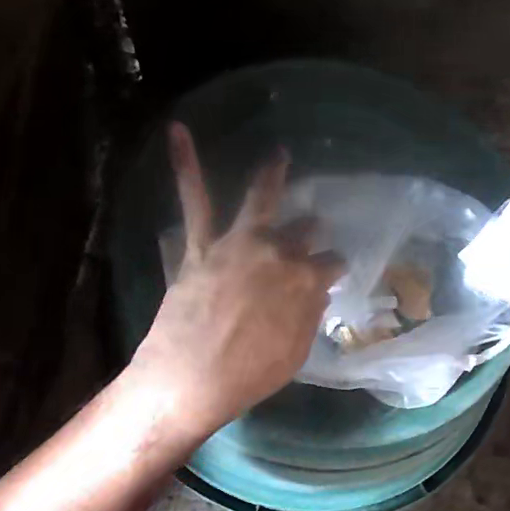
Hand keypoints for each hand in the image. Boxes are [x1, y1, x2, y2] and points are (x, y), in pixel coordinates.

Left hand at [127, 124, 343, 435]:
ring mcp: (237, 245)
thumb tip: (317, 292)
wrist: (192, 379)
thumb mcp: (294, 354)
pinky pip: (194, 201)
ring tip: (279, 155)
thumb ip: (308, 316)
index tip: (331, 274)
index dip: (332, 268)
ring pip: (260, 200)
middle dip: (309, 232)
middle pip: (301, 232)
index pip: (330, 264)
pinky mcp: (201, 247)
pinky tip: (177, 131)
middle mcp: (276, 253)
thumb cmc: (249, 375)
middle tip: (310, 232)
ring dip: (272, 175)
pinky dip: (186, 165)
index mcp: (304, 281)